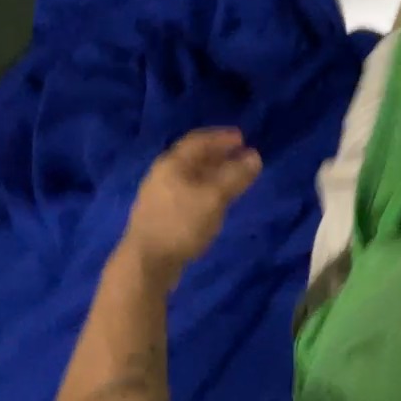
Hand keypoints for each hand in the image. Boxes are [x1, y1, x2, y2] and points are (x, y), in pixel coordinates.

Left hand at [123, 129, 262, 288]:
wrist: (146, 263)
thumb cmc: (181, 223)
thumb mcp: (214, 197)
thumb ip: (235, 175)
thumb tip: (254, 156)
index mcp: (173, 164)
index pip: (198, 140)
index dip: (221, 137)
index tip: (242, 138)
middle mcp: (163, 174)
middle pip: (193, 157)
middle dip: (219, 155)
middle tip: (241, 156)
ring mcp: (159, 196)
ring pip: (191, 176)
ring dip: (213, 173)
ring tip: (233, 178)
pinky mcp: (160, 215)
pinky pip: (187, 192)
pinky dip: (205, 189)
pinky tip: (215, 201)